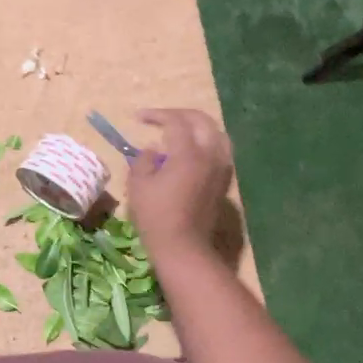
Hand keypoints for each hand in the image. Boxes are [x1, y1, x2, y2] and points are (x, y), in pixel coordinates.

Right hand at [126, 108, 233, 258]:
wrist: (183, 247)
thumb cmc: (155, 217)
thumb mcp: (138, 185)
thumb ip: (143, 160)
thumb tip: (152, 150)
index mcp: (188, 153)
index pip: (175, 121)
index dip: (156, 115)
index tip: (138, 118)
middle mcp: (210, 155)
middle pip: (201, 120)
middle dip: (180, 115)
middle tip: (160, 119)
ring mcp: (222, 168)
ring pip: (216, 134)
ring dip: (197, 127)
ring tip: (179, 132)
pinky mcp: (224, 181)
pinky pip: (220, 150)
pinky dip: (206, 143)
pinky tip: (191, 152)